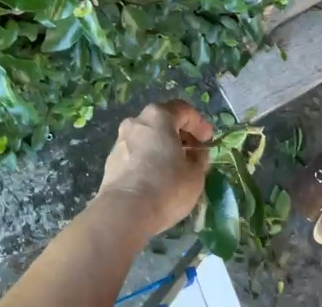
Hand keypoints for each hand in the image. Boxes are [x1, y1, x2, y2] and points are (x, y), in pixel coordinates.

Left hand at [94, 100, 214, 236]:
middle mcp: (136, 121)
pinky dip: (148, 161)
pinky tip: (156, 180)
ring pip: (148, 139)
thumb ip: (199, 158)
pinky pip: (136, 155)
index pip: (183, 110)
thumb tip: (195, 153)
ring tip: (175, 169)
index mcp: (158, 116)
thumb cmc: (166, 186)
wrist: (124, 212)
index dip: (200, 123)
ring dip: (163, 149)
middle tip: (194, 154)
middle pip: (163, 122)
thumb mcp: (195, 174)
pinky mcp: (111, 161)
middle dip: (180, 136)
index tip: (209, 140)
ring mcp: (120, 141)